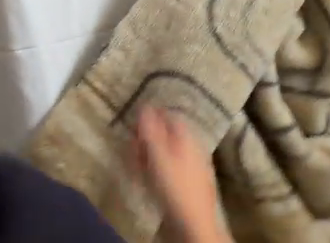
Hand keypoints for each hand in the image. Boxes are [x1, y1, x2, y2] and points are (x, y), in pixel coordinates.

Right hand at [134, 106, 231, 242]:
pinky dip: (159, 168)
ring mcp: (195, 165)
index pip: (167, 114)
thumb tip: (144, 105)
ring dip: (150, 154)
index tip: (134, 126)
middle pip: (166, 133)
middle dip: (147, 138)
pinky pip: (172, 167)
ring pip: (168, 151)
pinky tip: (150, 178)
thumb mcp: (157, 153)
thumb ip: (149, 127)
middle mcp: (193, 145)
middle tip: (133, 148)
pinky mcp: (192, 182)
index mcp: (187, 135)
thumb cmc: (174, 185)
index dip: (149, 117)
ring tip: (138, 165)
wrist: (196, 224)